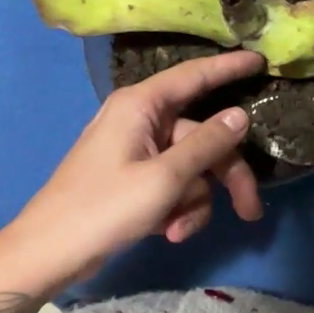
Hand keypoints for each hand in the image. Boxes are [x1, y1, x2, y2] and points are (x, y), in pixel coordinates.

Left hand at [16, 50, 265, 284]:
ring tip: (177, 230)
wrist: (53, 251)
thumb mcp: (165, 178)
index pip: (194, 77)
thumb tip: (240, 115)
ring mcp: (137, 151)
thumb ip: (206, 145)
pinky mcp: (135, 179)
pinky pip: (174, 186)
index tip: (260, 61)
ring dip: (194, 203)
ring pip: (193, 169)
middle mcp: (141, 121)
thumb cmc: (104, 207)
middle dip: (224, 178)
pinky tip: (167, 232)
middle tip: (249, 211)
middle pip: (203, 139)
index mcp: (141, 106)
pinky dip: (177, 210)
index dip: (229, 69)